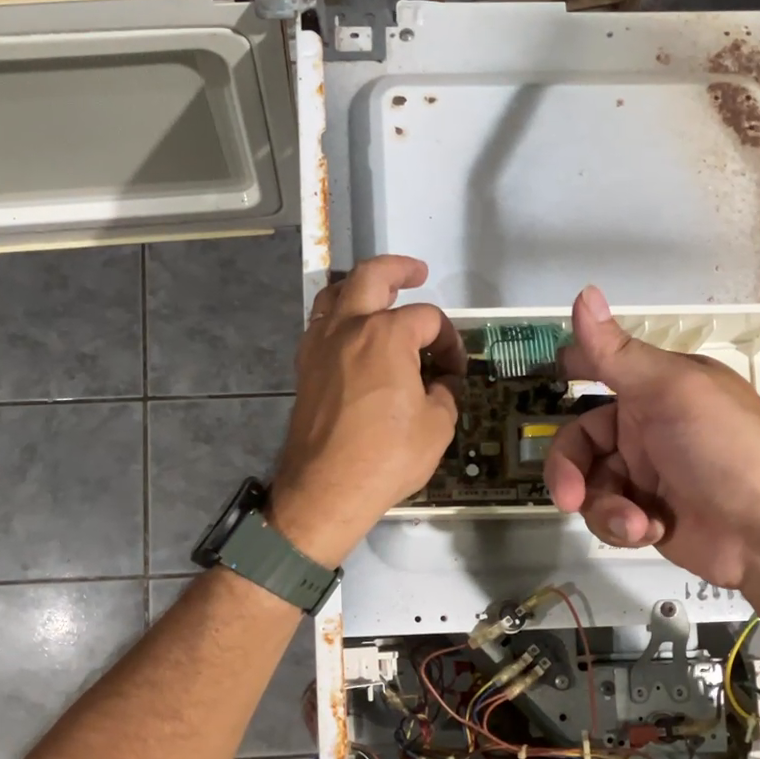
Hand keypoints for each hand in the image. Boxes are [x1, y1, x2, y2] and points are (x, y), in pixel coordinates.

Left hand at [268, 256, 464, 567]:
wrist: (326, 490)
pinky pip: (321, 325)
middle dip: (398, 269)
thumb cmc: (386, 457)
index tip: (455, 370)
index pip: (427, 319)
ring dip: (358, 287)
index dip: (449, 340)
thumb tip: (439, 388)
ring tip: (377, 294)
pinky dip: (339, 318)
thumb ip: (443, 396)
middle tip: (416, 272)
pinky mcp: (304, 369)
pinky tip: (353, 334)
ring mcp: (319, 346)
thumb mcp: (437, 427)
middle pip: (371, 277)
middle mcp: (348, 328)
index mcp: (386, 334)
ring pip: (335, 294)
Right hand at [544, 286, 759, 587]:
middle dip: (568, 470)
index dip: (573, 372)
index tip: (548, 382)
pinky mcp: (647, 517)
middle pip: (579, 440)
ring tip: (633, 522)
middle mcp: (647, 428)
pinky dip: (622, 527)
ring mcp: (646, 475)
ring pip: (589, 484)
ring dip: (603, 506)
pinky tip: (650, 531)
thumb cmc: (726, 448)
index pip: (603, 368)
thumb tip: (583, 291)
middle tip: (567, 498)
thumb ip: (617, 352)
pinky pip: (609, 517)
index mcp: (656, 388)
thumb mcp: (672, 391)